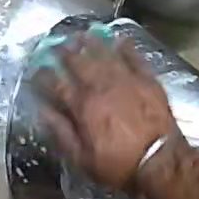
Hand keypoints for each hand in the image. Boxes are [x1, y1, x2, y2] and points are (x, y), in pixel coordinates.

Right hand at [35, 29, 181, 189]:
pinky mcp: (147, 79)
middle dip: (65, 52)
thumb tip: (43, 111)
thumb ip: (61, 132)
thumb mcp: (82, 159)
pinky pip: (134, 57)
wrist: (161, 162)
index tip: (36, 69)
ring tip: (83, 34)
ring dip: (91, 43)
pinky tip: (120, 39)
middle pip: (79, 62)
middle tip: (58, 44)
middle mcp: (101, 86)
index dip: (43, 75)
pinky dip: (126, 47)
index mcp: (83, 105)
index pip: (56, 84)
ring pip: (104, 54)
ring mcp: (125, 79)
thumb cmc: (120, 165)